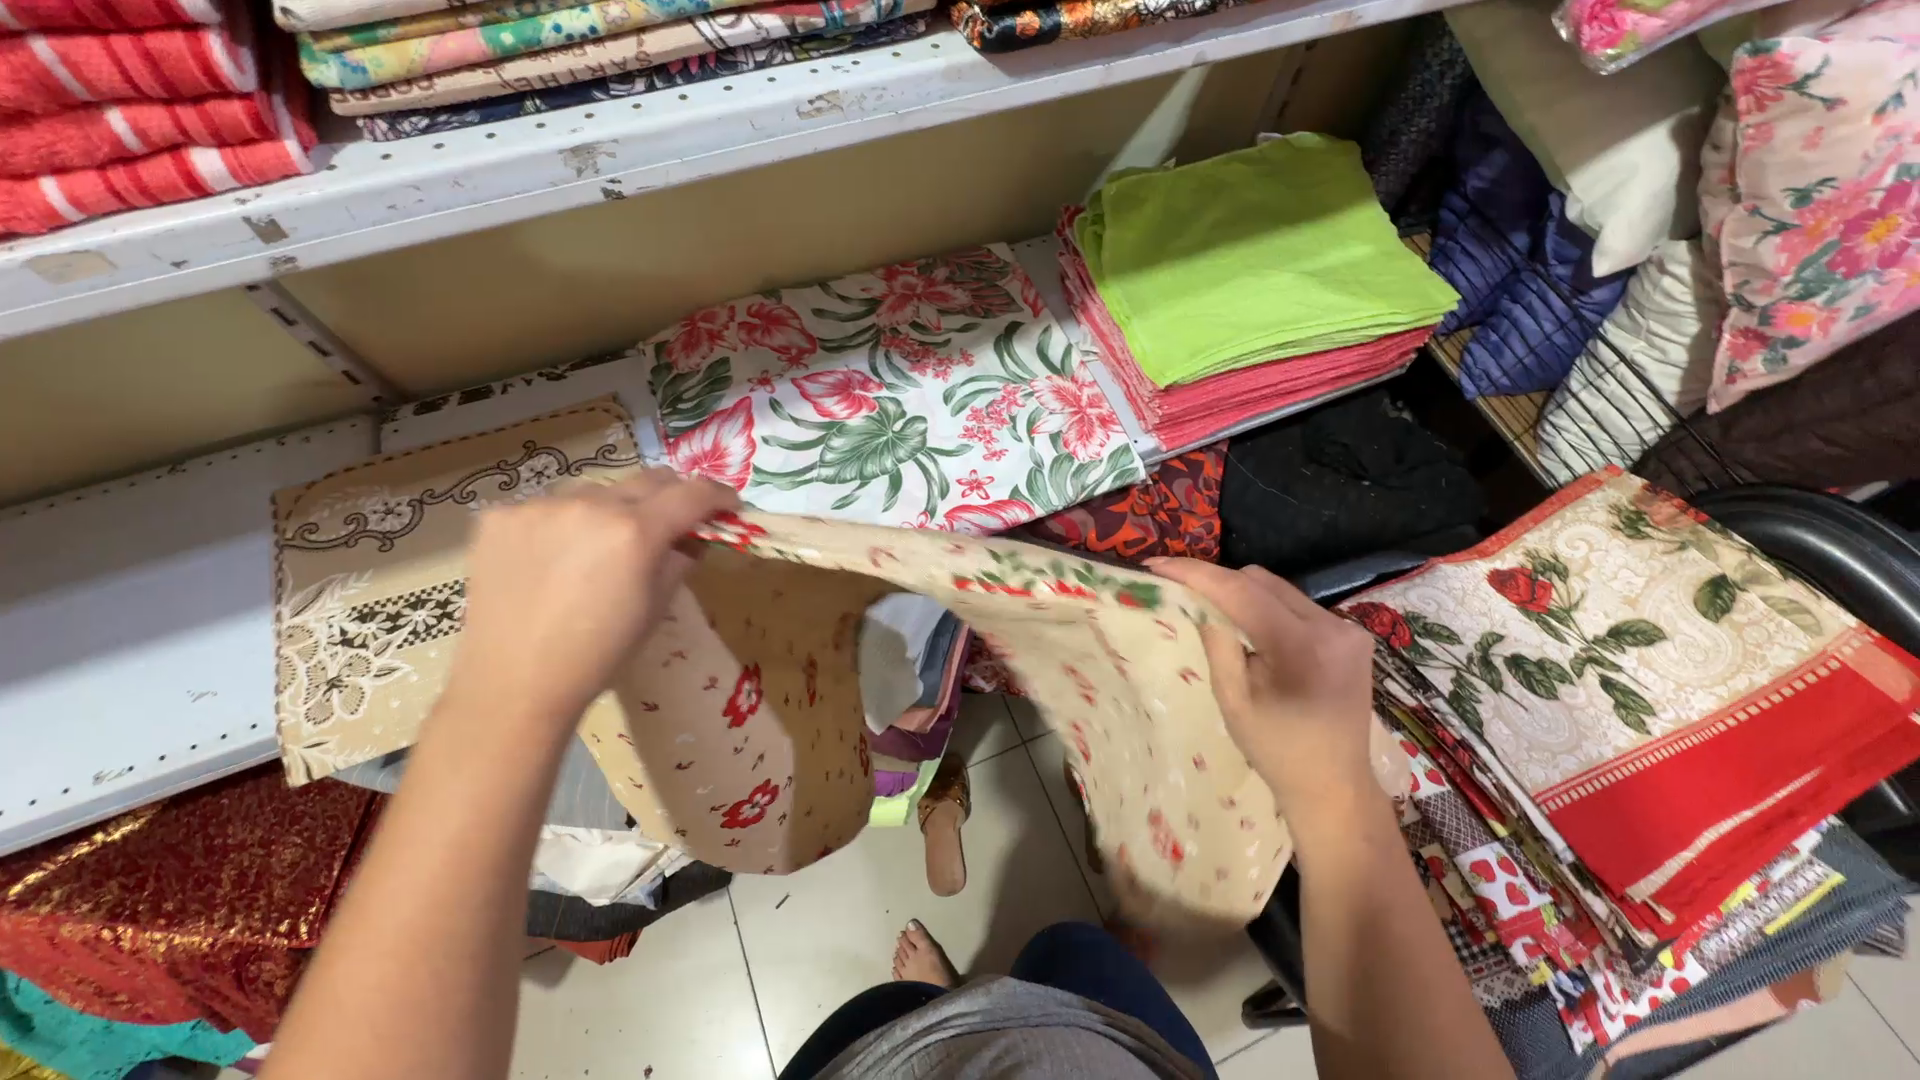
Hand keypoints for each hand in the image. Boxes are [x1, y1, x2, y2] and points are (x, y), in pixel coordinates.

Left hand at [442, 469, 738, 735]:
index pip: (692, 494)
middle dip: (669, 497)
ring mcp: (539, 506)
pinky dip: (561, 525)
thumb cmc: (598, 655)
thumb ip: (680, 561)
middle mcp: (590, 505)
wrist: (514, 683)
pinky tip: (551, 559)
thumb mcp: (655, 608)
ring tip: (599, 548)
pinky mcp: (500, 516)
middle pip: (647, 480)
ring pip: (594, 491)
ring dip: (610, 510)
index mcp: (636, 532)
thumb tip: (690, 538)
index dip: (718, 495)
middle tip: (671, 522)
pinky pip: (545, 507)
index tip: (727, 505)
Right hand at [1148, 559, 1382, 841]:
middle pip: (1261, 581)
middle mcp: (1332, 626)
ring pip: (1279, 589)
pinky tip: (1251, 632)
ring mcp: (1347, 628)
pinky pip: (1296, 605)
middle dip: (1218, 582)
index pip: (1240, 591)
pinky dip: (1266, 609)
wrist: (1334, 786)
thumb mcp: (1233, 699)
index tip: (1157, 565)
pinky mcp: (1351, 635)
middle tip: (1181, 593)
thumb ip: (1216, 642)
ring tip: (1213, 614)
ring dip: (1242, 595)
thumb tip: (1196, 600)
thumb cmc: (1277, 751)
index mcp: (1303, 646)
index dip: (1196, 574)